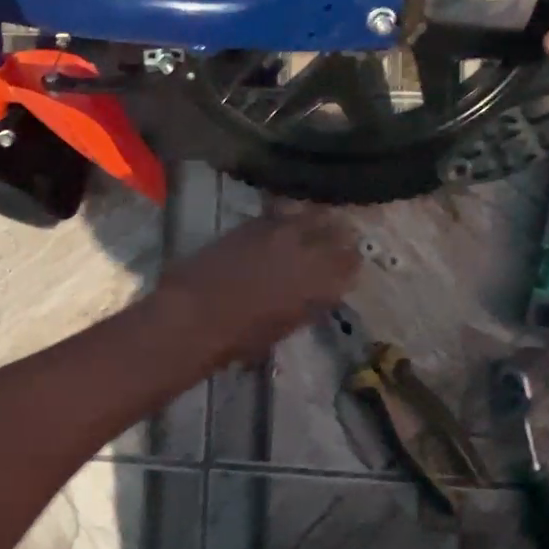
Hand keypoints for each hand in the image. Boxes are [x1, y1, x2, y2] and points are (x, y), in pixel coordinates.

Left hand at [156, 205, 360, 368]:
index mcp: (321, 284)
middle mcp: (309, 251)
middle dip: (341, 235)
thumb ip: (309, 304)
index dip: (350, 263)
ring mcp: (282, 231)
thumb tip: (318, 292)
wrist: (196, 313)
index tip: (348, 264)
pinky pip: (283, 210)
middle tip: (341, 237)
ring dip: (318, 219)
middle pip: (339, 232)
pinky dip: (288, 215)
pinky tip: (285, 221)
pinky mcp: (256, 222)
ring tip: (317, 222)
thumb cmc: (240, 337)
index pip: (352, 264)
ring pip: (314, 214)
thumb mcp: (285, 326)